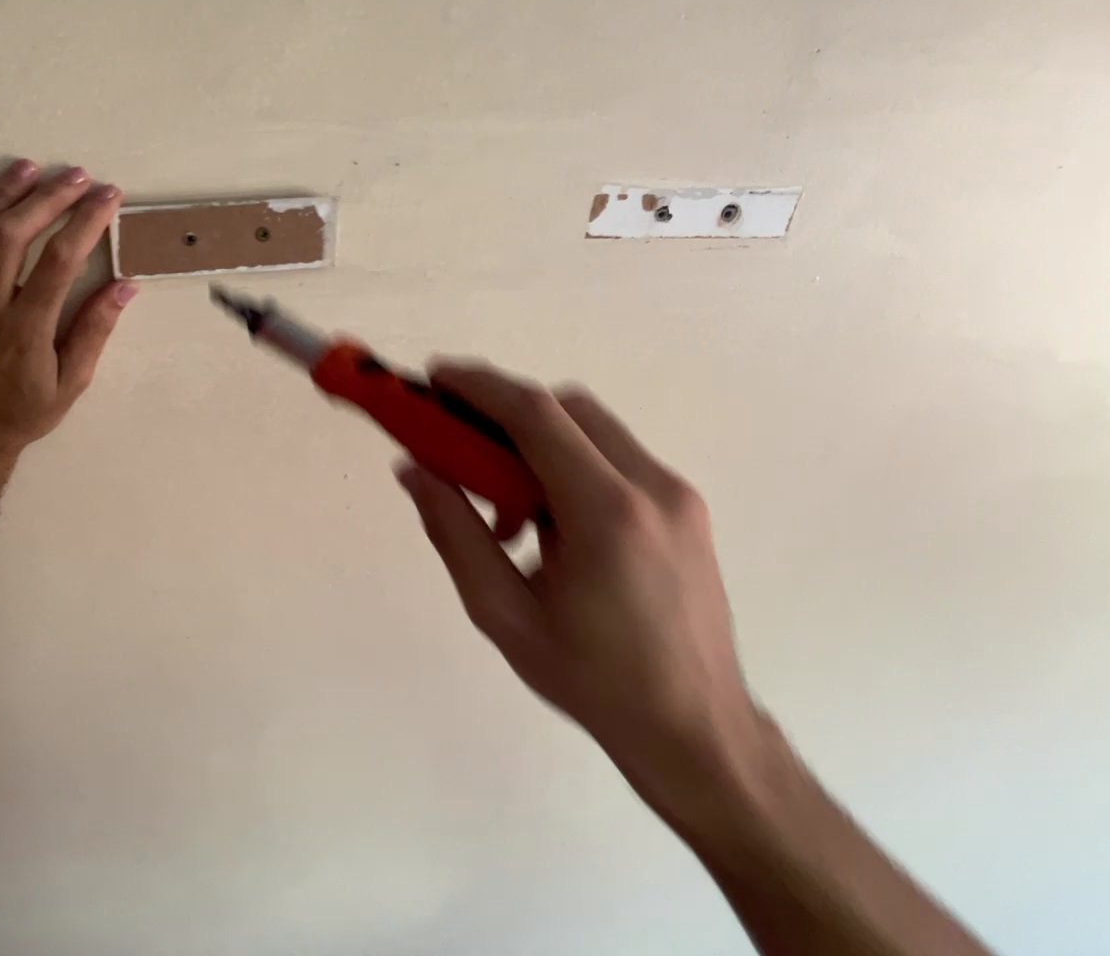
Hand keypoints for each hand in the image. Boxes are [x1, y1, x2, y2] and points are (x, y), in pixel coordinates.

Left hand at [0, 159, 135, 467]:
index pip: (62, 259)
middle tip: (74, 174)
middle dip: (48, 197)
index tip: (107, 196)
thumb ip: (93, 332)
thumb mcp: (69, 385)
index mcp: (27, 329)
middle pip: (15, 235)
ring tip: (27, 168)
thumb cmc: (20, 416)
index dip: (87, 220)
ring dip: (0, 195)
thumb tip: (125, 286)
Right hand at [396, 364, 764, 824]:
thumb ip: (453, 532)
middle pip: (568, 409)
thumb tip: (414, 470)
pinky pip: (614, 461)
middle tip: (456, 440)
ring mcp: (678, 497)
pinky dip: (568, 468)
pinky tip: (546, 526)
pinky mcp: (686, 511)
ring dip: (537, 443)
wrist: (694, 729)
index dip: (478, 387)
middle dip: (504, 411)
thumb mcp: (501, 612)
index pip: (536, 416)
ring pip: (593, 431)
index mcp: (607, 514)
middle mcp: (652, 488)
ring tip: (503, 508)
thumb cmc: (590, 678)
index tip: (433, 379)